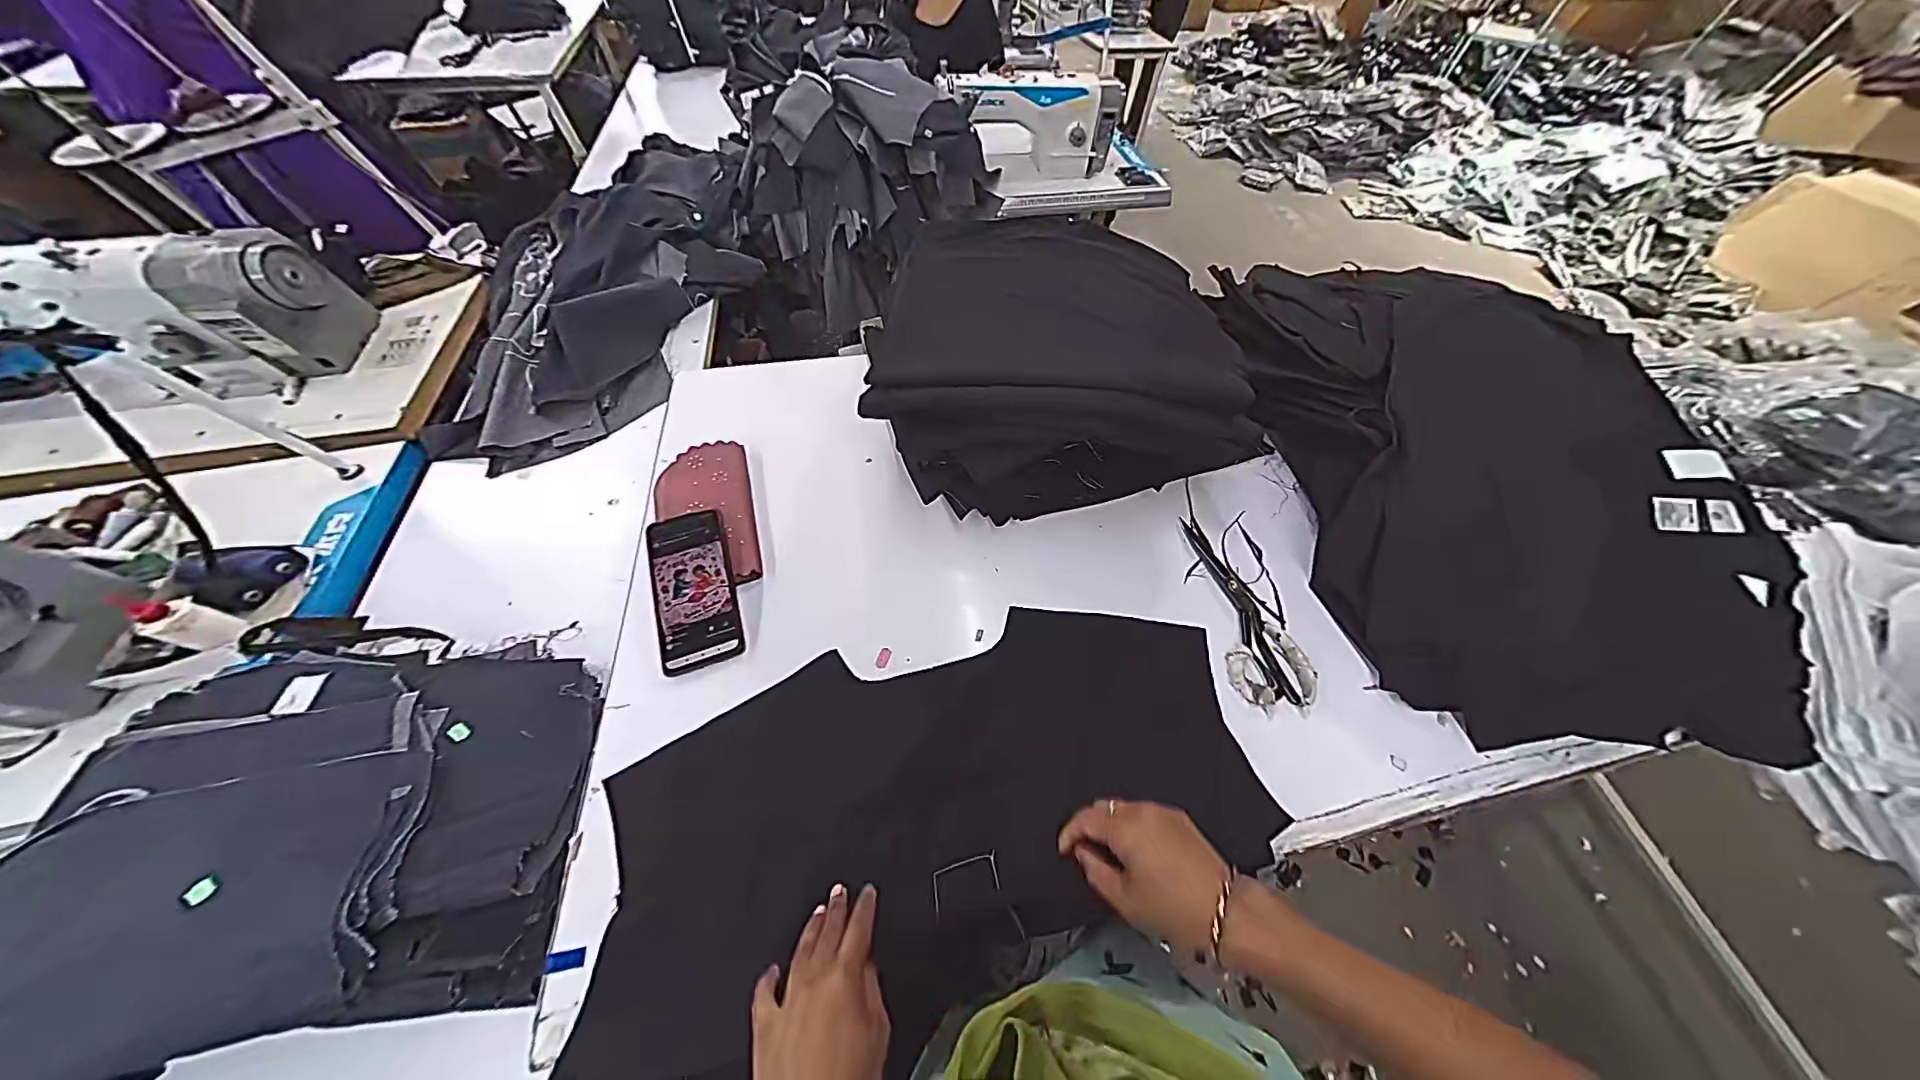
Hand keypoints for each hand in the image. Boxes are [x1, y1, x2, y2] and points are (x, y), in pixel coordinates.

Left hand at [752, 883, 889, 1079]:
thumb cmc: (849, 1077)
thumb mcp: (878, 1032)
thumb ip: (871, 992)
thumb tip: (866, 969)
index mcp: (844, 978)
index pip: (858, 930)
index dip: (864, 908)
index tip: (866, 893)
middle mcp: (812, 981)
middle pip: (827, 933)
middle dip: (836, 909)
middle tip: (840, 890)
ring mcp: (786, 1001)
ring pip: (799, 953)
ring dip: (810, 930)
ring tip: (818, 913)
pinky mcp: (764, 1026)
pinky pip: (764, 993)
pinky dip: (768, 977)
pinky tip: (772, 968)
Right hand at [1058, 799, 1232, 953]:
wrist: (1226, 912)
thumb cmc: (1178, 909)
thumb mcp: (1123, 898)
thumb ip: (1094, 870)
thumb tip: (1084, 855)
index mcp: (1126, 827)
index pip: (1085, 818)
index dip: (1069, 833)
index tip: (1065, 848)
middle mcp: (1145, 812)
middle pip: (1103, 807)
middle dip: (1089, 826)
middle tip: (1083, 850)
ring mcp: (1165, 814)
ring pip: (1124, 809)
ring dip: (1110, 825)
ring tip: (1109, 854)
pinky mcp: (1180, 821)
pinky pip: (1145, 814)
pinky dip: (1132, 826)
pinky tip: (1135, 851)